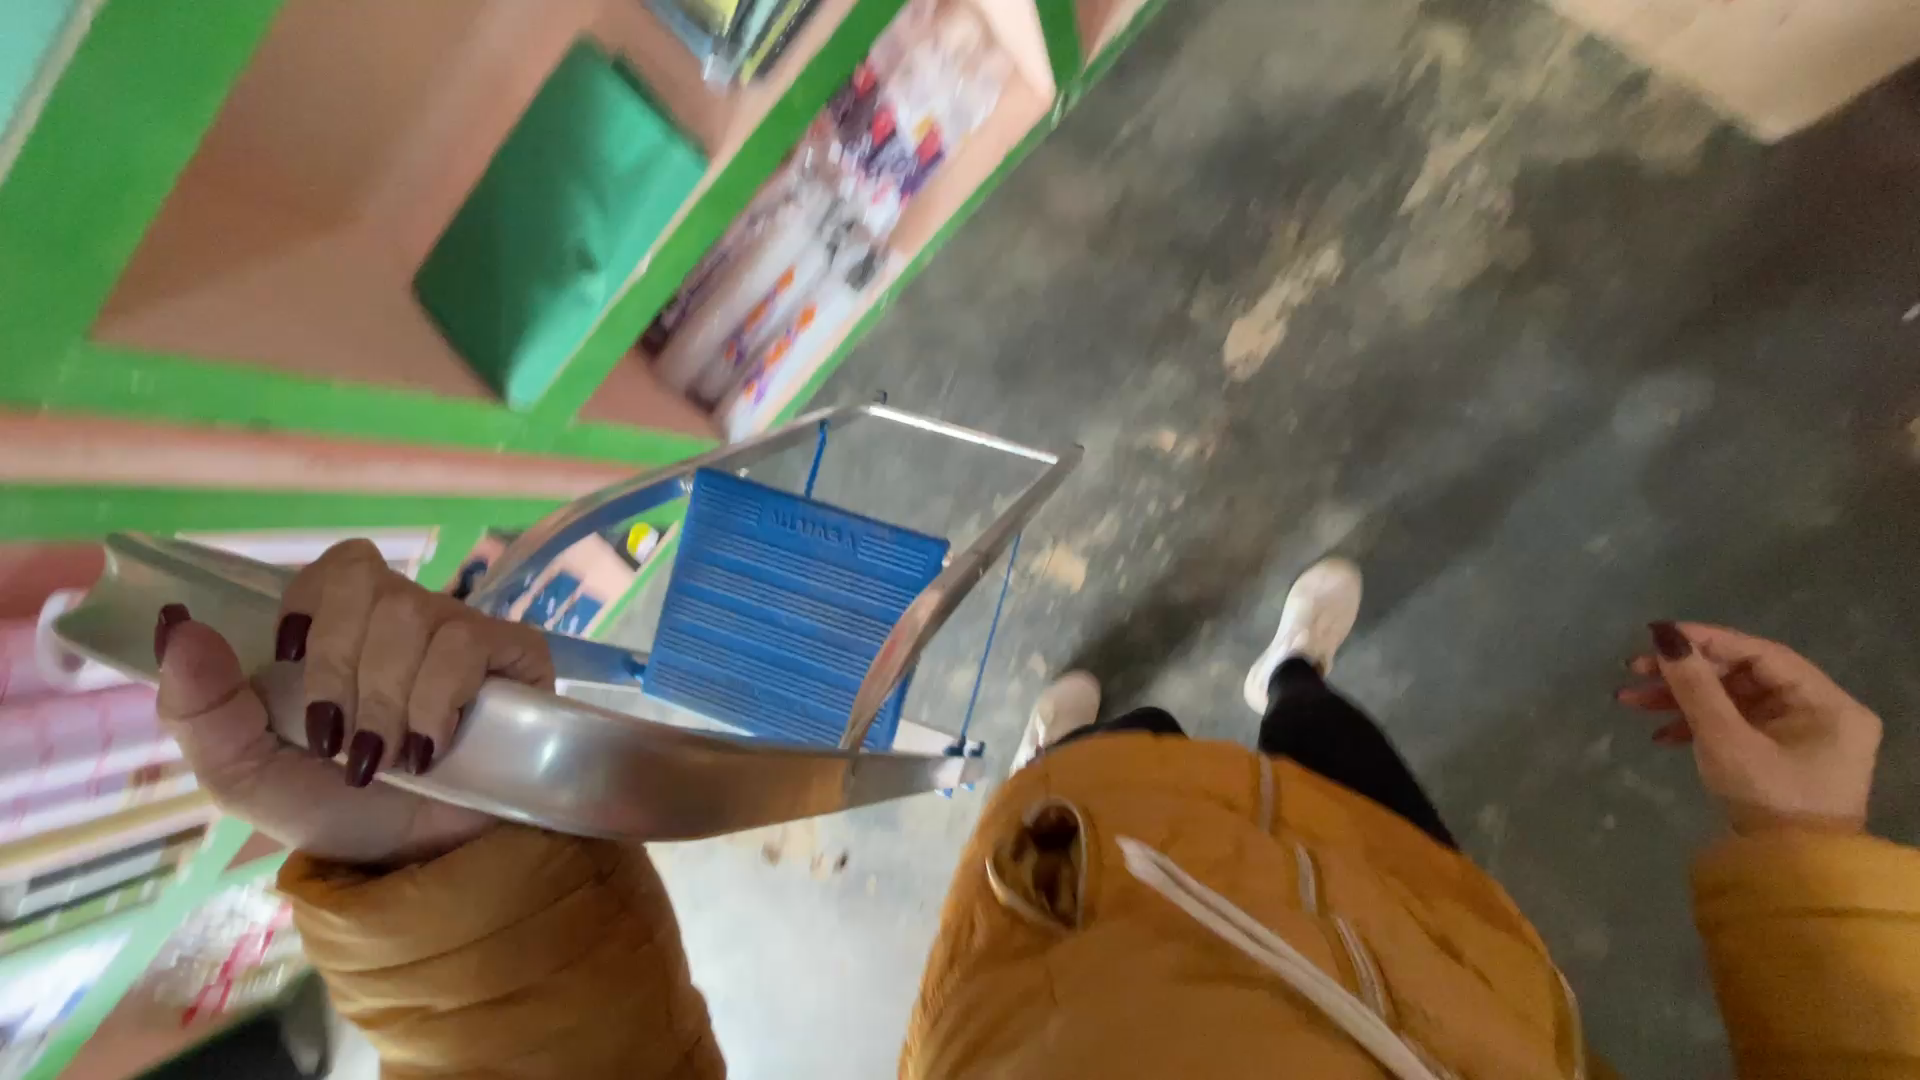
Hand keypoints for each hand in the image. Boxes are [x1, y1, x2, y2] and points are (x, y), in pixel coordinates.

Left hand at [155, 539, 554, 864]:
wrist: (423, 856)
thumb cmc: (341, 810)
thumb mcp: (247, 774)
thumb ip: (202, 707)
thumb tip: (178, 624)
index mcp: (349, 634)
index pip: (342, 567)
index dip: (316, 603)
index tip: (291, 661)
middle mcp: (413, 622)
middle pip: (373, 589)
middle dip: (344, 673)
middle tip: (343, 740)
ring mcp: (469, 635)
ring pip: (419, 618)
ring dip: (390, 700)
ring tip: (394, 757)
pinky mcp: (518, 655)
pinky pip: (470, 645)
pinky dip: (438, 699)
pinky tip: (435, 742)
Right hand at [1617, 621, 1881, 834]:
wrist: (1791, 866)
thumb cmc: (1767, 794)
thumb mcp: (1724, 737)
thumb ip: (1693, 684)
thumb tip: (1663, 636)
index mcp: (1825, 703)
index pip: (1760, 654)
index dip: (1706, 640)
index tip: (1655, 634)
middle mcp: (1818, 711)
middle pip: (1739, 675)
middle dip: (1681, 674)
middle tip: (1631, 670)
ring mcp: (1796, 733)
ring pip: (1728, 699)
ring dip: (1676, 698)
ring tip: (1627, 701)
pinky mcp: (1775, 752)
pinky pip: (1729, 723)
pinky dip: (1692, 723)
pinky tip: (1659, 734)